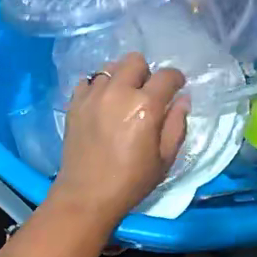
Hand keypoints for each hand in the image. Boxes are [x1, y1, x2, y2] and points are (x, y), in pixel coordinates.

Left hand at [47, 53, 189, 221]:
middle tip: (146, 94)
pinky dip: (97, 87)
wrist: (86, 195)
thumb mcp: (165, 158)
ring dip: (120, 78)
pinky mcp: (74, 103)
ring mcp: (92, 95)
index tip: (176, 89)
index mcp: (145, 105)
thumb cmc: (131, 181)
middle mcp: (118, 92)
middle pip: (135, 61)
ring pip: (110, 68)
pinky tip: (101, 104)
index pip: (166, 76)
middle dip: (146, 73)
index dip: (176, 80)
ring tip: (121, 98)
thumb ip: (177, 124)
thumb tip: (182, 99)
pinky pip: (88, 81)